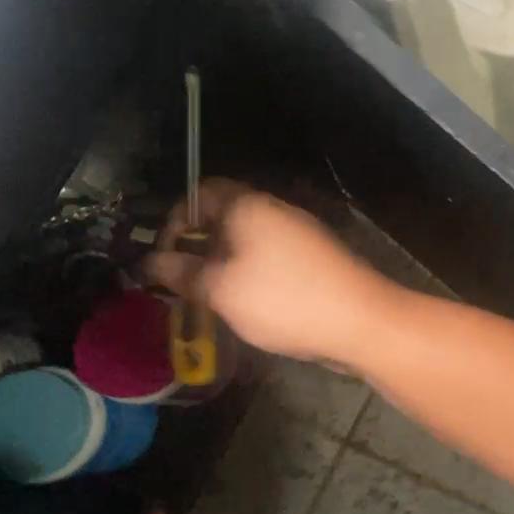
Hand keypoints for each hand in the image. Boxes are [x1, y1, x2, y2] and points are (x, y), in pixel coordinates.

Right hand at [147, 180, 400, 365]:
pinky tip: (246, 308)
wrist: (362, 322)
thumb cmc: (285, 300)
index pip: (202, 191)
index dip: (176, 218)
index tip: (164, 255)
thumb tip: (151, 262)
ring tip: (209, 300)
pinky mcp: (316, 262)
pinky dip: (252, 277)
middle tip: (181, 283)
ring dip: (225, 266)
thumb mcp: (222, 290)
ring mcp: (300, 237)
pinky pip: (272, 261)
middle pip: (225, 217)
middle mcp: (277, 212)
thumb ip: (184, 273)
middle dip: (198, 246)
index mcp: (251, 206)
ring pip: (249, 242)